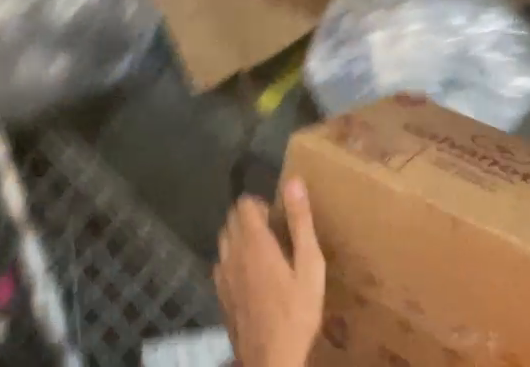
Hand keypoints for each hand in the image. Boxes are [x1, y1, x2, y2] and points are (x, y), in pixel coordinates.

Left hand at [215, 179, 325, 366]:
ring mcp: (222, 276)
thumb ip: (300, 221)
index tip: (278, 218)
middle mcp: (232, 253)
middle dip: (250, 218)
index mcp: (254, 242)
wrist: (271, 360)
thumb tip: (294, 181)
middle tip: (275, 234)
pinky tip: (252, 277)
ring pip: (224, 240)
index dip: (260, 204)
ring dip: (239, 237)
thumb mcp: (310, 265)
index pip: (243, 204)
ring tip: (264, 253)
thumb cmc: (297, 311)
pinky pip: (221, 263)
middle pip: (231, 219)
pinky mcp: (220, 295)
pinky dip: (233, 259)